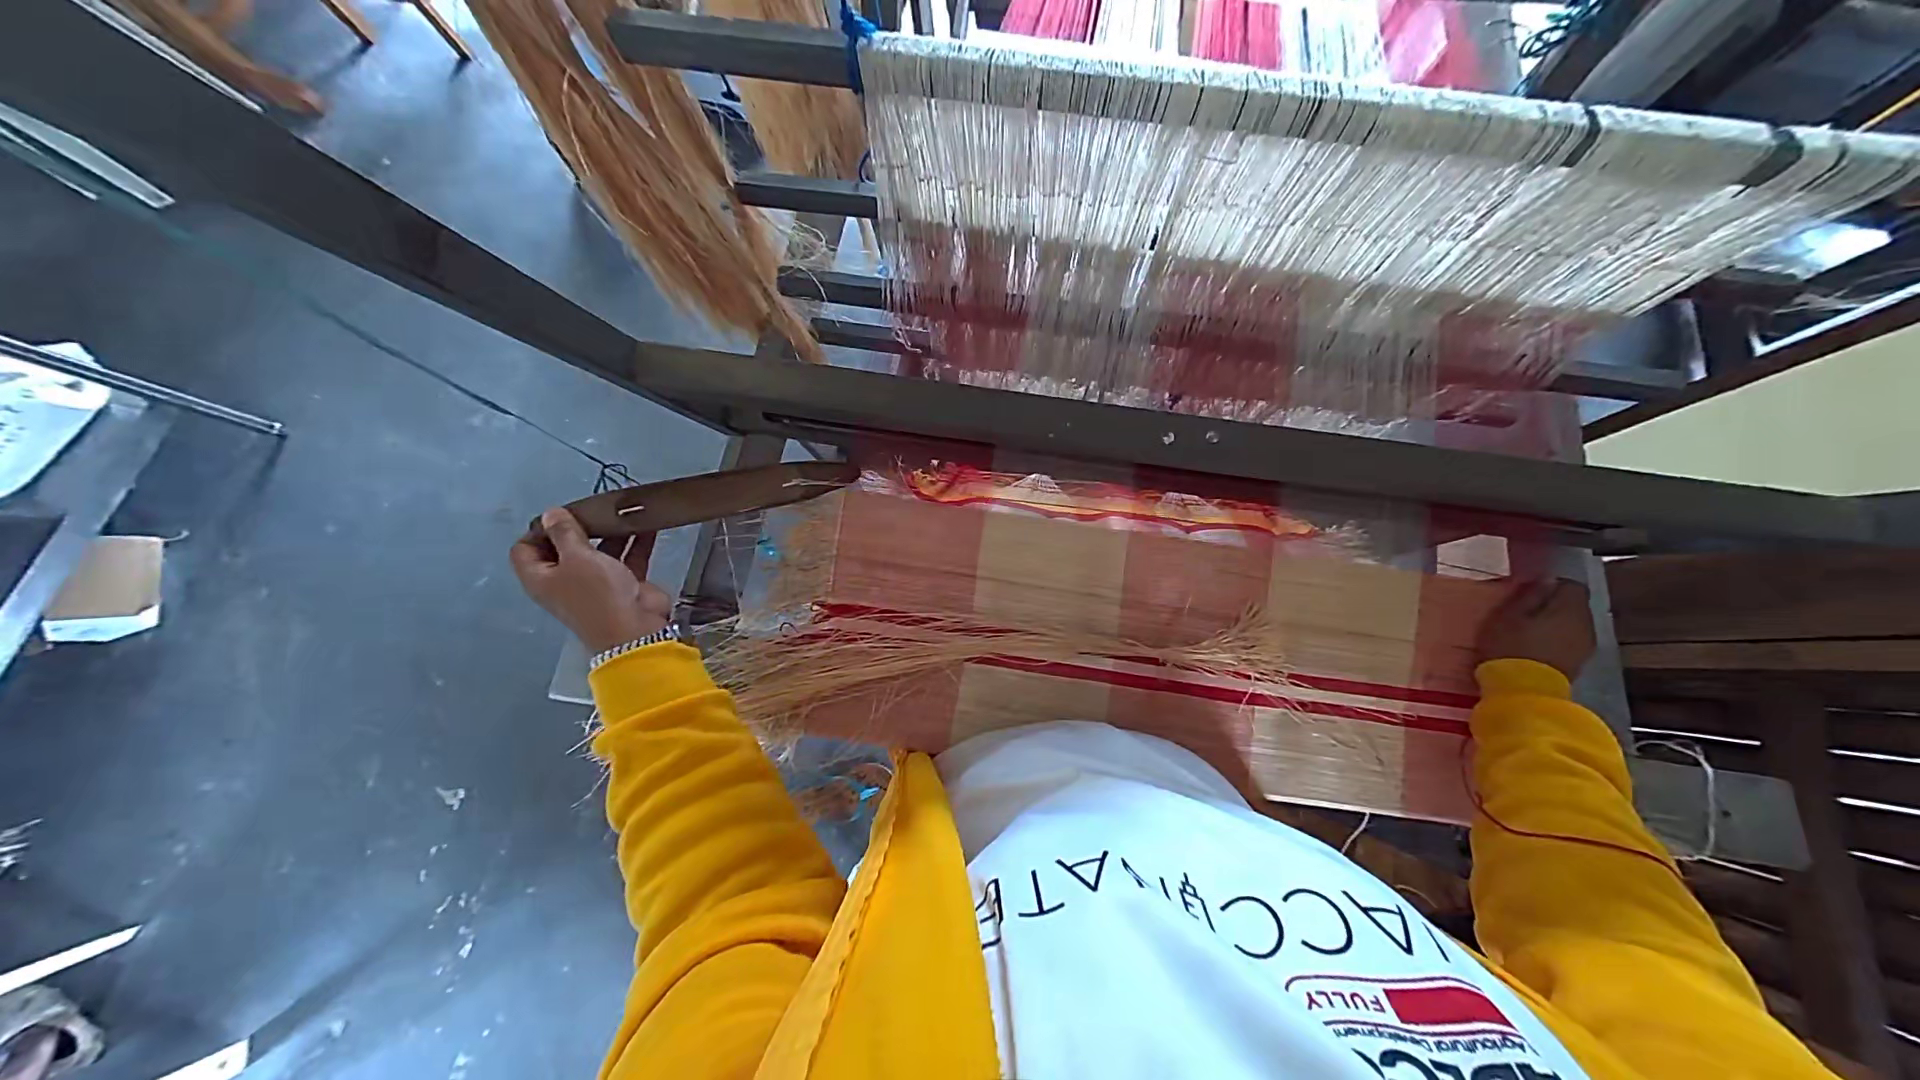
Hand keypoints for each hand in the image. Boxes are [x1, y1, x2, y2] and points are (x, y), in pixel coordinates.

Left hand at [510, 508, 672, 653]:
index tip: (560, 514)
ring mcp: (595, 583)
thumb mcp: (576, 557)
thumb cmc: (598, 594)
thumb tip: (550, 513)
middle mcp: (564, 580)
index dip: (538, 529)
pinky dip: (635, 543)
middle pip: (563, 548)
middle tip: (593, 509)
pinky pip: (627, 558)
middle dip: (577, 527)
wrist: (635, 629)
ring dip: (609, 533)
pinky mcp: (624, 584)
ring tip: (620, 512)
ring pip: (598, 552)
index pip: (524, 548)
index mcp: (540, 578)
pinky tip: (646, 524)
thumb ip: (564, 532)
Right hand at [1475, 579, 1594, 679]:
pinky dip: (1557, 639)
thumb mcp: (1508, 615)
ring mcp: (1586, 645)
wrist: (1524, 689)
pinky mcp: (1579, 662)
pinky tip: (1537, 646)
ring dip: (1555, 623)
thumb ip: (1530, 595)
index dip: (1551, 584)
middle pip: (1575, 605)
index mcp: (1570, 608)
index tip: (1529, 591)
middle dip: (1554, 605)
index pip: (1572, 585)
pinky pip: (1570, 641)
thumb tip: (1546, 579)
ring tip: (1529, 630)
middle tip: (1525, 610)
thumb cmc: (1511, 646)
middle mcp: (1587, 623)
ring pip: (1573, 624)